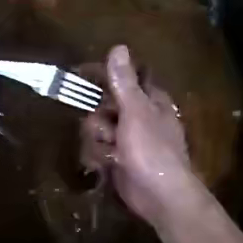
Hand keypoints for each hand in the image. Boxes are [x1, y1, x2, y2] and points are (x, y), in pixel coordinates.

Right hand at [80, 45, 213, 227]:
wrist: (160, 196)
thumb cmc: (152, 150)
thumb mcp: (136, 111)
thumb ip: (124, 82)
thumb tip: (118, 47)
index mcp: (150, 100)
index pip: (122, 79)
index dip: (103, 79)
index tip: (82, 79)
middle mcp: (138, 117)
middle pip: (103, 106)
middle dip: (98, 120)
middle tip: (106, 131)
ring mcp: (128, 140)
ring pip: (97, 129)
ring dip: (97, 142)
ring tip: (110, 154)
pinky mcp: (118, 160)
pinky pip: (98, 150)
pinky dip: (99, 157)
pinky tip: (105, 165)